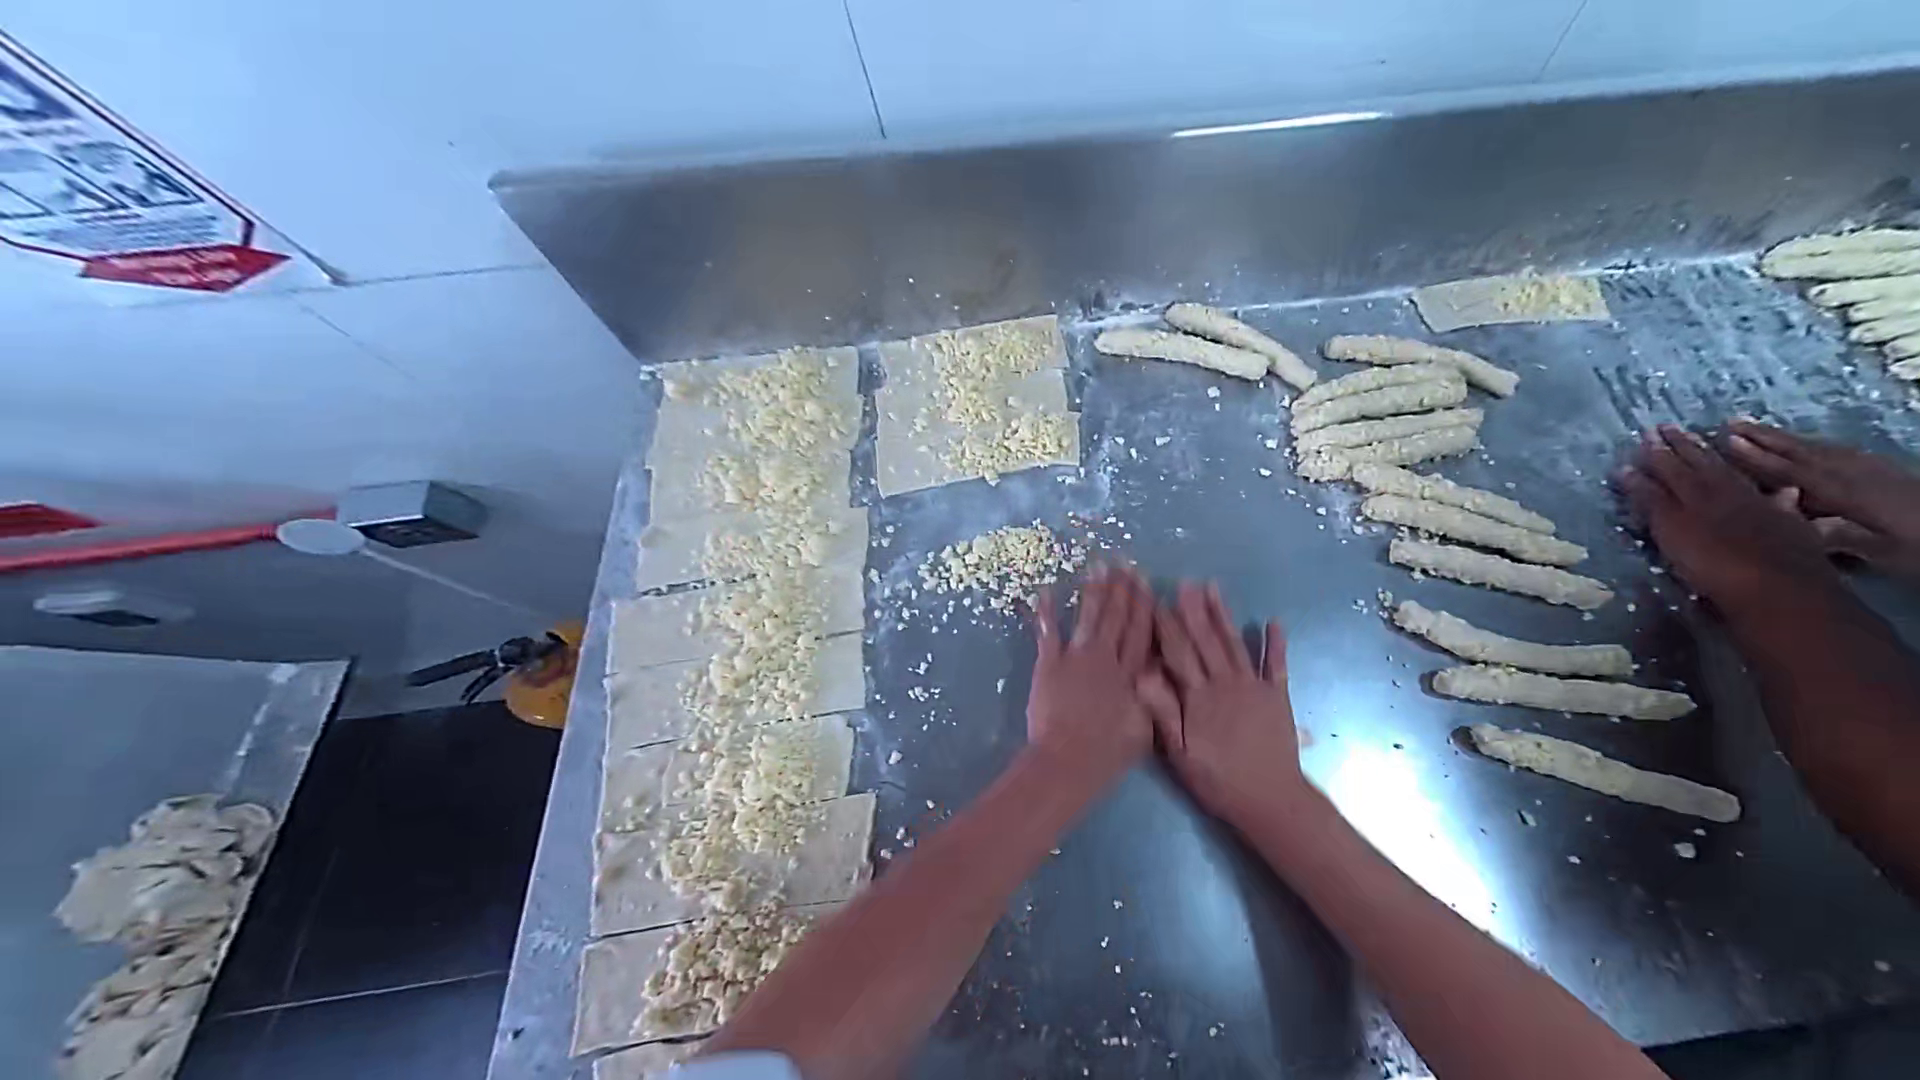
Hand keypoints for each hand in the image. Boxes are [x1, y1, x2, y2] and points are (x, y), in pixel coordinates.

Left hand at [1026, 566, 1156, 786]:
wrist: (1068, 758)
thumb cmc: (1108, 750)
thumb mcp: (1144, 727)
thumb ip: (1152, 695)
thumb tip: (1158, 668)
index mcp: (1130, 674)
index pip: (1140, 632)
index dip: (1143, 606)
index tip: (1146, 583)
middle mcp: (1105, 658)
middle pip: (1116, 619)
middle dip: (1122, 590)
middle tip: (1124, 564)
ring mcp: (1075, 657)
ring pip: (1088, 617)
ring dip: (1093, 591)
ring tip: (1097, 567)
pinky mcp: (1049, 663)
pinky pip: (1048, 632)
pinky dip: (1046, 612)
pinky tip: (1046, 591)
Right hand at [1145, 582, 1306, 824]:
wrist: (1271, 800)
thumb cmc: (1218, 778)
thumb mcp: (1180, 752)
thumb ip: (1162, 711)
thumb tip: (1141, 674)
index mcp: (1198, 696)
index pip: (1178, 653)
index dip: (1166, 626)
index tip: (1155, 601)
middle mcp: (1225, 683)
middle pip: (1206, 640)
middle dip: (1193, 609)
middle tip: (1185, 582)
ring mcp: (1254, 686)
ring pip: (1234, 643)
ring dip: (1223, 615)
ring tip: (1213, 588)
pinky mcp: (1276, 696)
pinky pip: (1276, 664)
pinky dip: (1275, 643)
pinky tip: (1273, 622)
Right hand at [1618, 425, 1841, 610]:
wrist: (1778, 588)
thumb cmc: (1712, 559)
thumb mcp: (1669, 527)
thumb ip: (1649, 497)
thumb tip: (1626, 469)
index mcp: (1698, 491)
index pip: (1672, 465)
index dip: (1657, 451)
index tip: (1646, 433)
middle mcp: (1730, 492)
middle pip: (1705, 464)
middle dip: (1686, 447)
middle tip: (1671, 429)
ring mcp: (1762, 508)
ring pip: (1739, 476)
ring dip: (1725, 460)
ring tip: (1719, 443)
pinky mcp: (1787, 526)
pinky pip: (1780, 502)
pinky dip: (1776, 494)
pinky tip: (1782, 491)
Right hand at [1724, 419, 1919, 583]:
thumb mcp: (1884, 550)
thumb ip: (1839, 534)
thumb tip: (1794, 525)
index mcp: (1848, 495)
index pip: (1792, 472)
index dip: (1757, 457)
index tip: (1726, 441)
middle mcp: (1857, 476)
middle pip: (1804, 452)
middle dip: (1765, 438)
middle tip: (1732, 423)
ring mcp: (1873, 471)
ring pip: (1820, 450)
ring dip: (1785, 438)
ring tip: (1756, 429)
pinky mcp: (1886, 473)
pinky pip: (1839, 453)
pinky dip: (1814, 446)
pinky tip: (1807, 446)